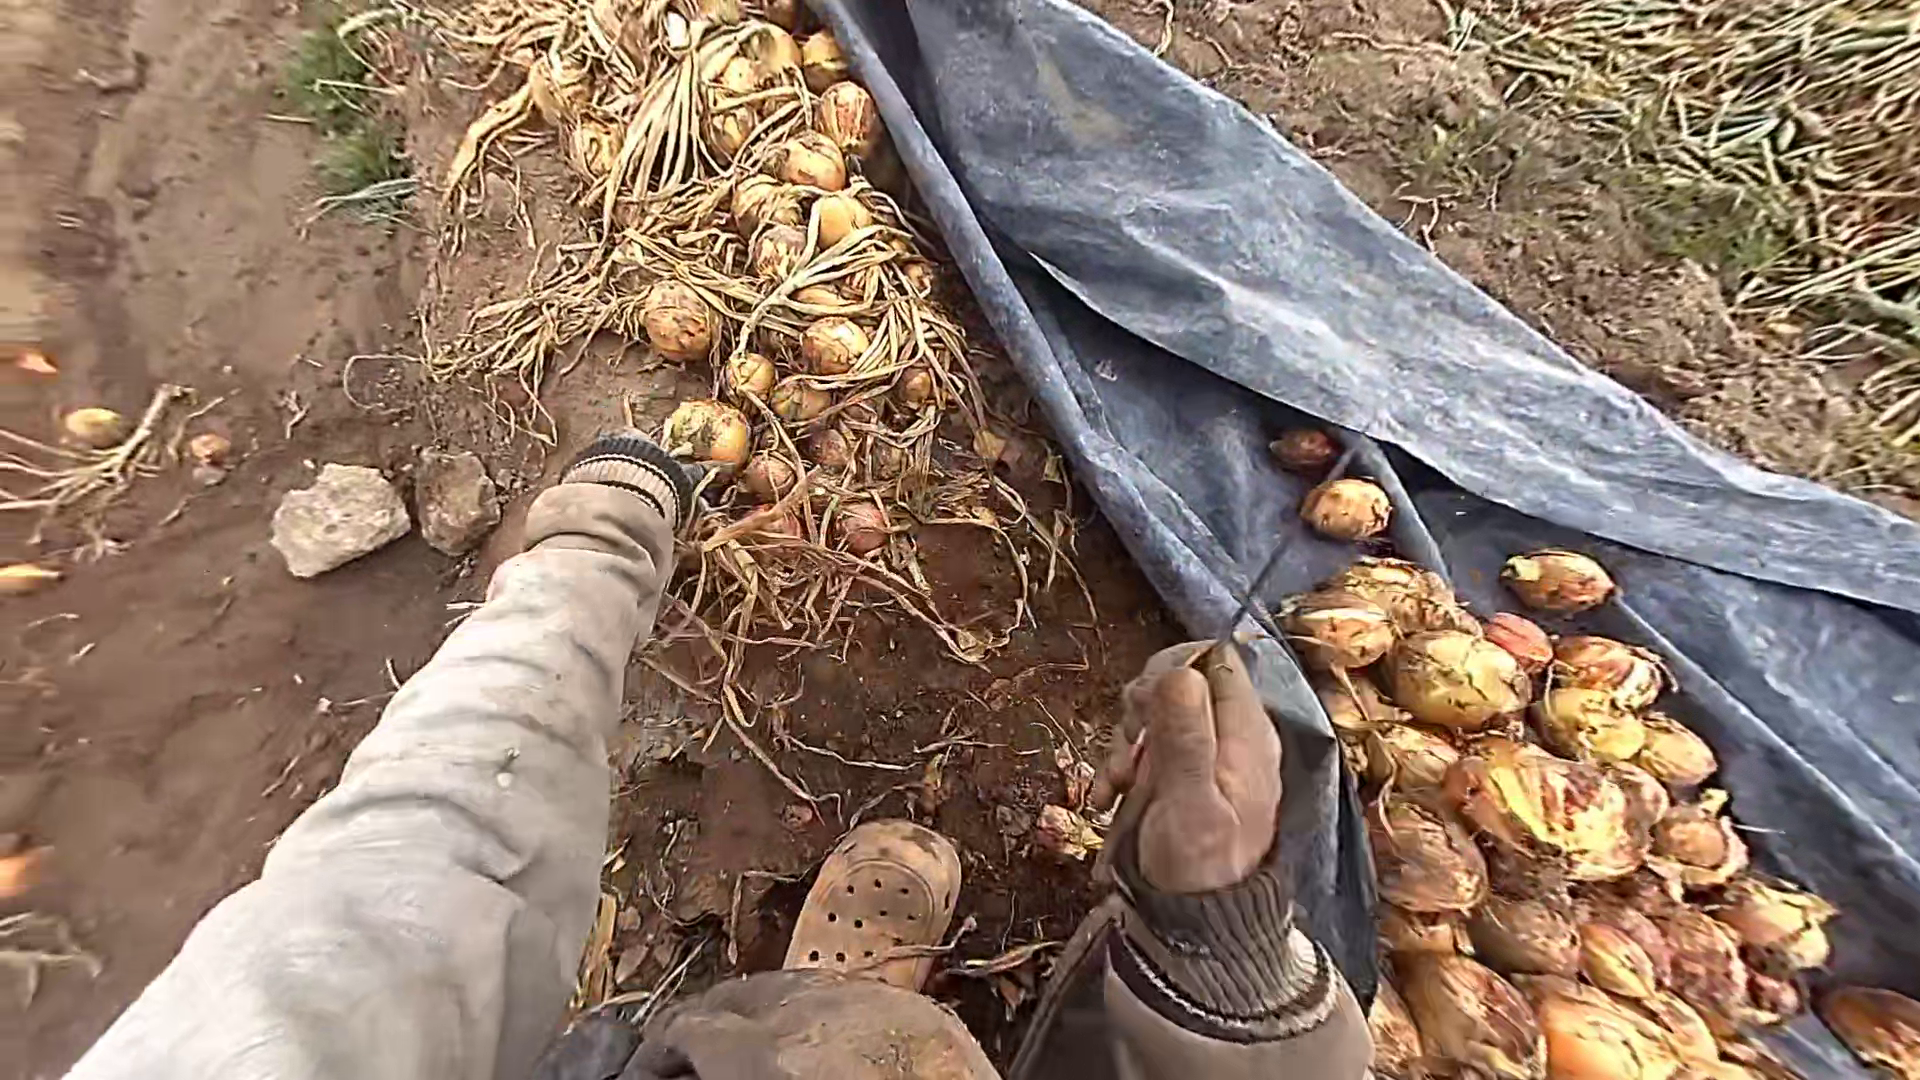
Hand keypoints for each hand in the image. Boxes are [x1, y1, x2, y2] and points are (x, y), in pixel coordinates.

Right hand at [1093, 642, 1281, 892]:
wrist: (1192, 929)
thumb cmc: (1196, 865)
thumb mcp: (1189, 802)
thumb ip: (1186, 736)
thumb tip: (1180, 670)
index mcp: (1246, 732)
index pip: (1216, 660)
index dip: (1174, 668)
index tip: (1145, 704)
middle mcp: (1228, 734)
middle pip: (1178, 679)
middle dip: (1142, 707)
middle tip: (1131, 745)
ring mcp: (1202, 752)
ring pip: (1154, 711)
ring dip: (1126, 738)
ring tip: (1119, 782)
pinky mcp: (1177, 770)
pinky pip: (1142, 743)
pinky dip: (1119, 761)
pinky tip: (1107, 793)